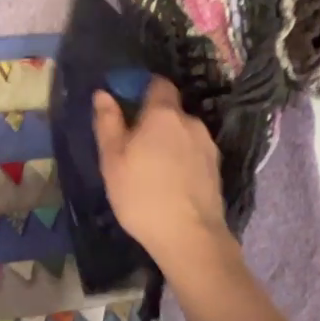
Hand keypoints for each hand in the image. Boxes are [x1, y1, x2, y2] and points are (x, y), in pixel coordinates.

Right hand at [92, 78, 232, 267]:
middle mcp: (191, 122)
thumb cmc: (141, 195)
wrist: (189, 236)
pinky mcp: (216, 168)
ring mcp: (208, 145)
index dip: (143, 90)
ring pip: (183, 134)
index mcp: (164, 114)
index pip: (158, 84)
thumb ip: (108, 123)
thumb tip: (103, 93)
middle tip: (134, 147)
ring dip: (169, 142)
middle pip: (171, 111)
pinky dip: (182, 160)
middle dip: (154, 122)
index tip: (127, 106)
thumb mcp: (112, 160)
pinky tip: (171, 182)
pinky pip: (194, 153)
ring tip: (153, 169)